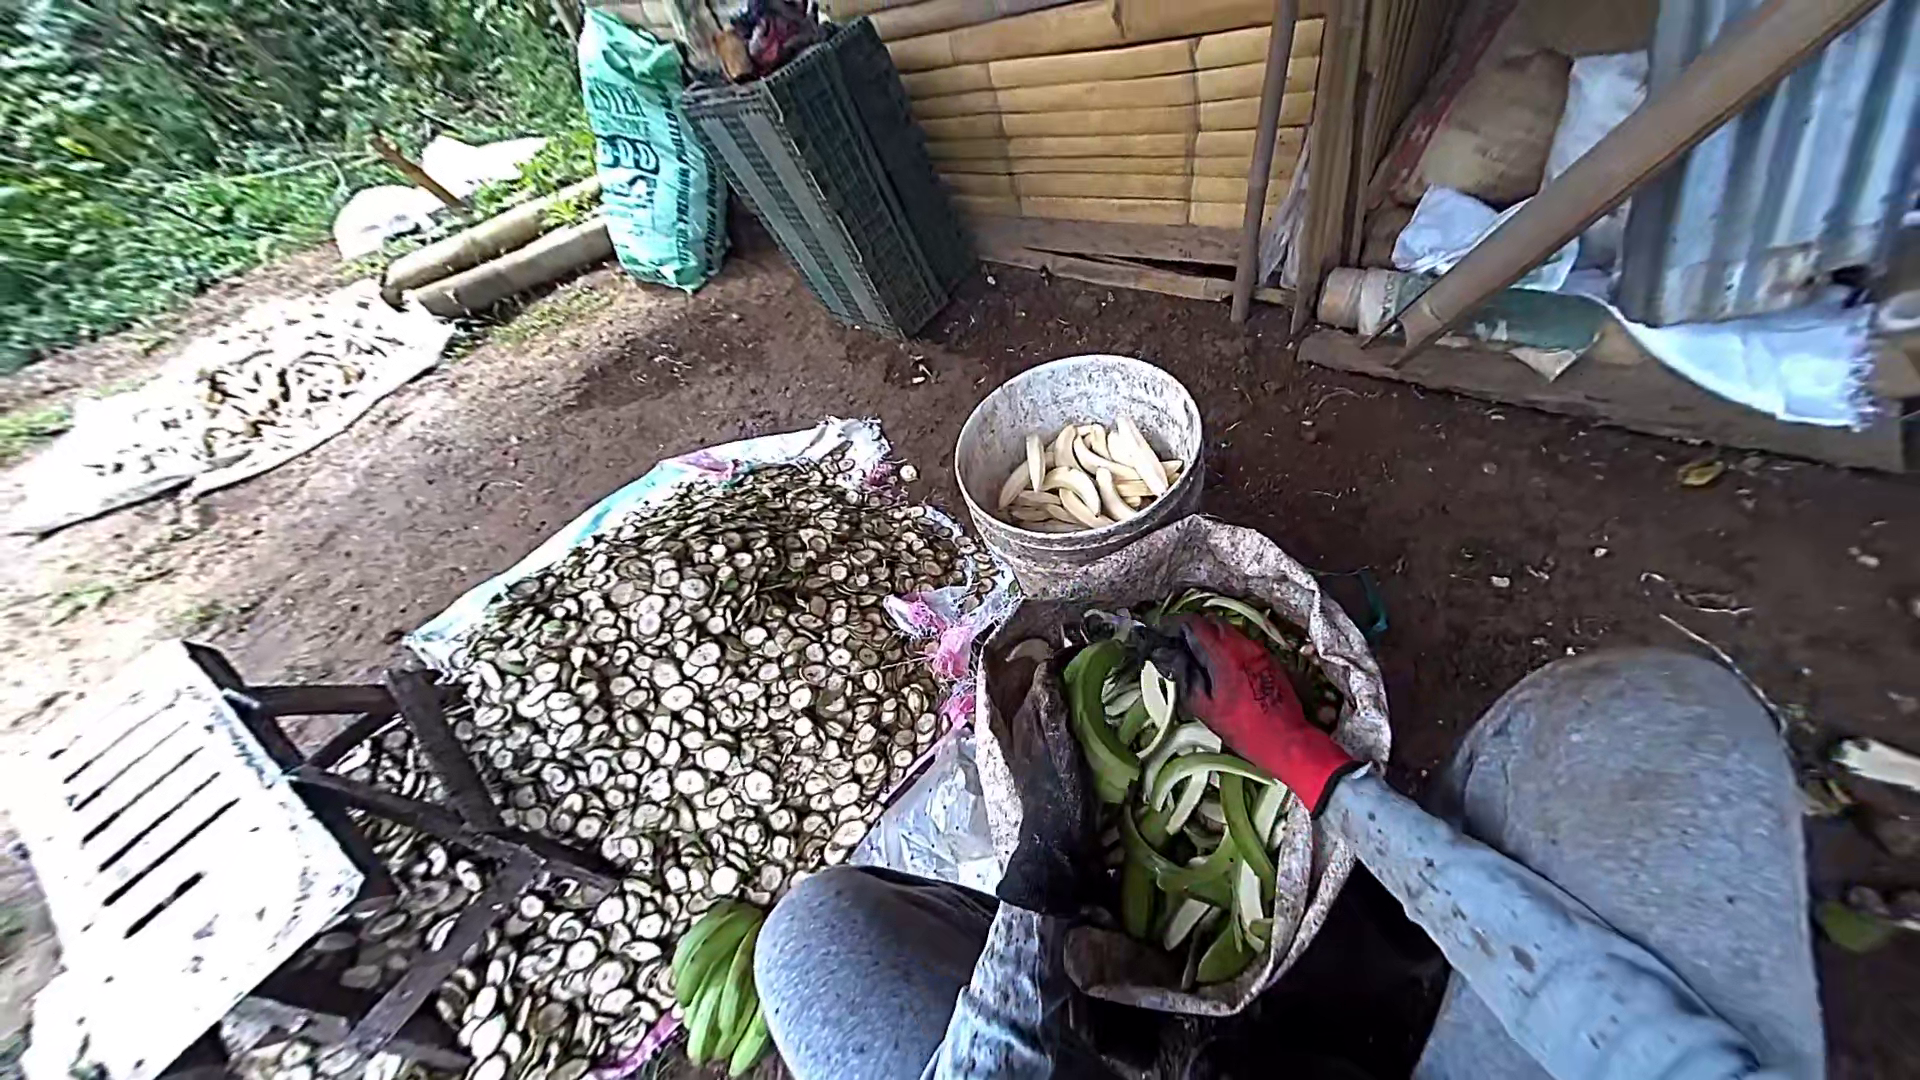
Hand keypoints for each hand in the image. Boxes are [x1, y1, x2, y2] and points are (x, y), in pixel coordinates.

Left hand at [996, 653, 1096, 914]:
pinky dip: (1041, 701)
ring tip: (1065, 660)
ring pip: (1014, 698)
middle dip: (1026, 653)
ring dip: (1036, 676)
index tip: (1034, 620)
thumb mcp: (1054, 754)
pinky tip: (1063, 699)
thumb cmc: (1048, 811)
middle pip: (1002, 680)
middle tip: (1059, 636)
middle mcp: (991, 731)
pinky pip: (1025, 718)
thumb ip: (1046, 707)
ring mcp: (1003, 748)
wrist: (1042, 871)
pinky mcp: (1017, 763)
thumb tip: (1044, 664)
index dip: (1008, 639)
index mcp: (992, 724)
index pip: (989, 666)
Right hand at [1165, 616, 1360, 814]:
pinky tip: (1220, 667)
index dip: (1175, 624)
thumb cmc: (1245, 729)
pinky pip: (1242, 643)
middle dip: (1193, 627)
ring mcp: (1259, 651)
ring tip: (1198, 657)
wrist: (1288, 741)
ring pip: (1229, 631)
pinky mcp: (1268, 659)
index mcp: (1225, 655)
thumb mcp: (1203, 707)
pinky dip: (1227, 647)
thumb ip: (1184, 678)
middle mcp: (1244, 646)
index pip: (1195, 623)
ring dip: (1211, 637)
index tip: (1164, 632)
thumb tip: (1172, 659)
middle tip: (1179, 643)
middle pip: (1212, 621)